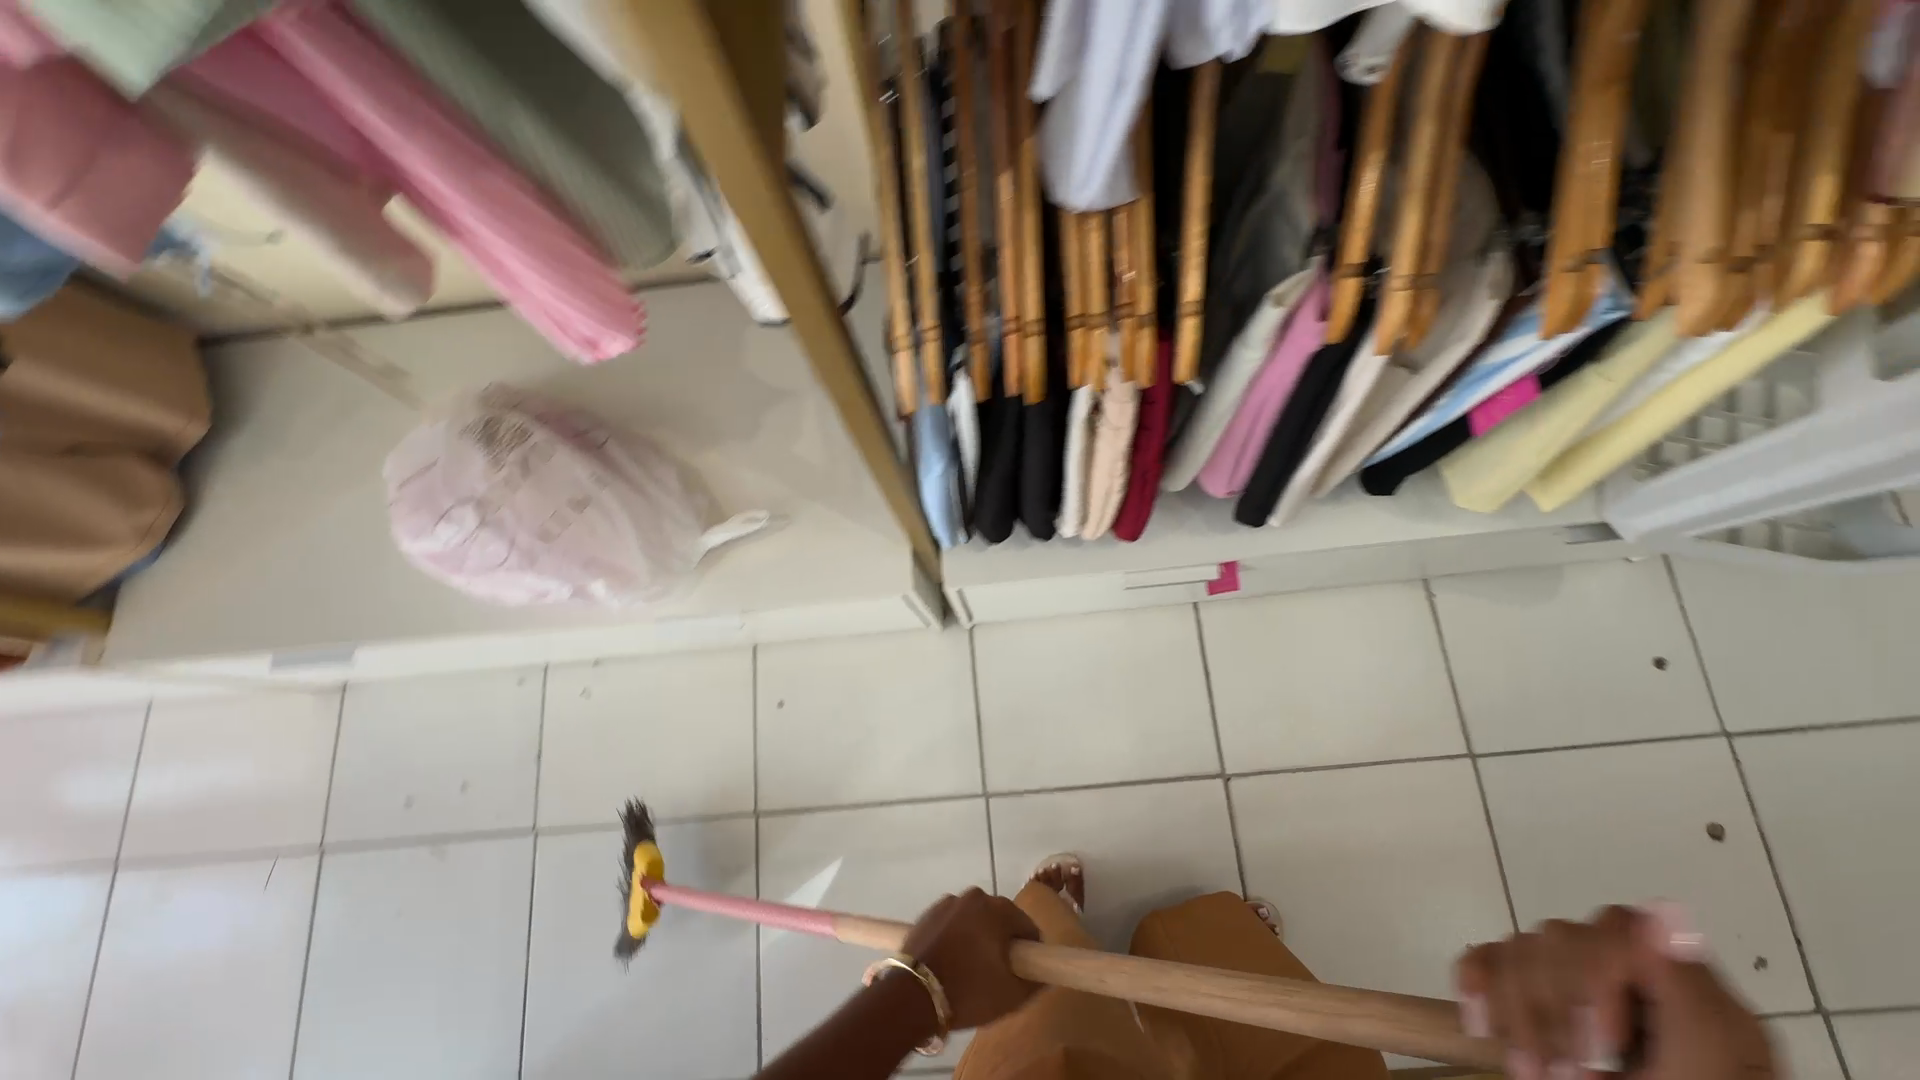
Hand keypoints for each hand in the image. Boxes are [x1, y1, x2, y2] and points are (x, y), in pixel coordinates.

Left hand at [901, 888, 1041, 1029]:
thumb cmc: (968, 992)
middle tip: (997, 973)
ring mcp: (948, 902)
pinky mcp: (928, 913)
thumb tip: (1045, 973)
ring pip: (975, 920)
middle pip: (1000, 920)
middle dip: (1003, 942)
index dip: (1030, 952)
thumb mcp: (1012, 996)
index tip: (1023, 973)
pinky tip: (951, 961)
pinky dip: (957, 937)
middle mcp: (974, 896)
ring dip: (978, 937)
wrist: (912, 995)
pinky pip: (953, 923)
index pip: (1027, 928)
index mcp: (998, 909)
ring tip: (971, 970)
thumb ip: (1036, 982)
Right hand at [1454, 904, 1774, 1079]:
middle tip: (1563, 1075)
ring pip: (1517, 950)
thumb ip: (1687, 996)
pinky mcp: (1527, 995)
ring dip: (1517, 1016)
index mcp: (1680, 986)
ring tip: (1531, 1073)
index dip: (1596, 972)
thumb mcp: (1704, 1072)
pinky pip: (1486, 959)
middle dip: (1552, 1009)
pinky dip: (1476, 984)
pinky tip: (1479, 1024)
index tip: (1602, 1047)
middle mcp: (1625, 974)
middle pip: (1561, 937)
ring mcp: (1571, 983)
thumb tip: (1663, 912)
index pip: (1620, 928)